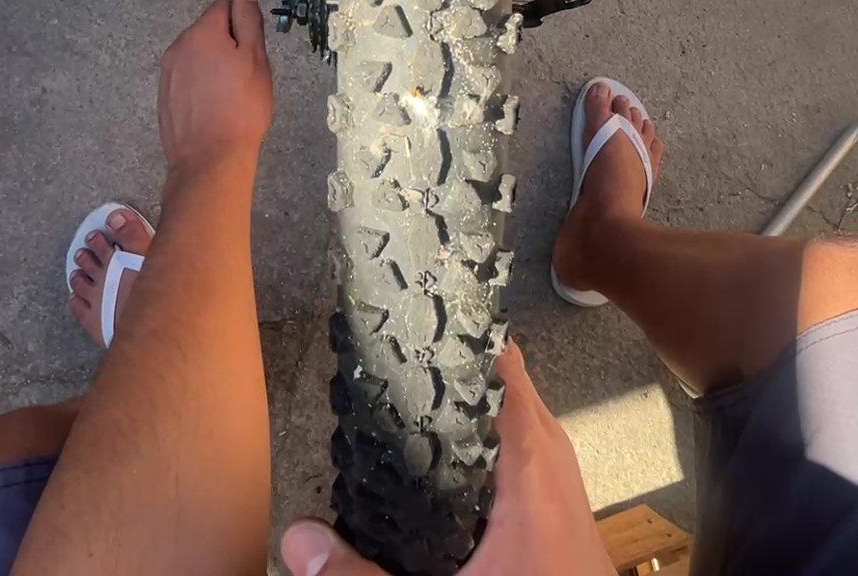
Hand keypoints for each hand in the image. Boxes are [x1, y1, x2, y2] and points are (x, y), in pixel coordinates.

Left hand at [157, 0, 273, 174]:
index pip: (224, 7)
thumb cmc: (242, 107)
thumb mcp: (255, 60)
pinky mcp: (163, 95)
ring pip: (196, 54)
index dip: (242, 25)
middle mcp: (178, 45)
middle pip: (208, 30)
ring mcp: (167, 71)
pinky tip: (211, 106)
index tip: (252, 53)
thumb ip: (249, 20)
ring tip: (228, 94)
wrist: (210, 158)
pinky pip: (186, 76)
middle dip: (227, 44)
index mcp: (202, 32)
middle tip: (244, 76)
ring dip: (212, 63)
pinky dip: (199, 83)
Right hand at [278, 343, 610, 575]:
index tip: (421, 308)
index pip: (502, 365)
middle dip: (456, 355)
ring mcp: (559, 474)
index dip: (463, 331)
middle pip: (506, 377)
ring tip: (421, 373)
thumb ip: (365, 574)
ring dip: (474, 387)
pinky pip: (523, 433)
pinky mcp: (558, 497)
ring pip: (517, 404)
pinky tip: (454, 435)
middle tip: (404, 338)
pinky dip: (490, 420)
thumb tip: (299, 540)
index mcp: (530, 463)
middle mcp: (550, 455)